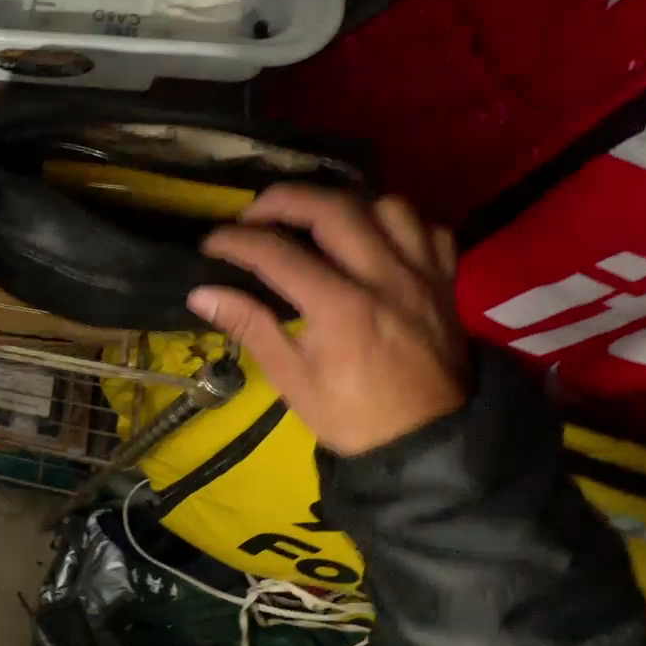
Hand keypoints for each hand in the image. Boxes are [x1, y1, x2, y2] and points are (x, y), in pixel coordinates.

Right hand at [187, 185, 467, 456]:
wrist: (430, 445)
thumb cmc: (351, 415)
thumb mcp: (290, 378)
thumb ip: (249, 325)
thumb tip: (200, 293)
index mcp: (341, 307)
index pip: (276, 252)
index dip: (235, 240)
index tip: (210, 244)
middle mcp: (385, 278)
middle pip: (332, 208)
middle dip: (281, 201)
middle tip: (253, 217)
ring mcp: (422, 277)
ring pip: (386, 207)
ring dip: (342, 205)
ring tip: (312, 224)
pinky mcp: (445, 284)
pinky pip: (426, 231)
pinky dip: (394, 225)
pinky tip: (369, 242)